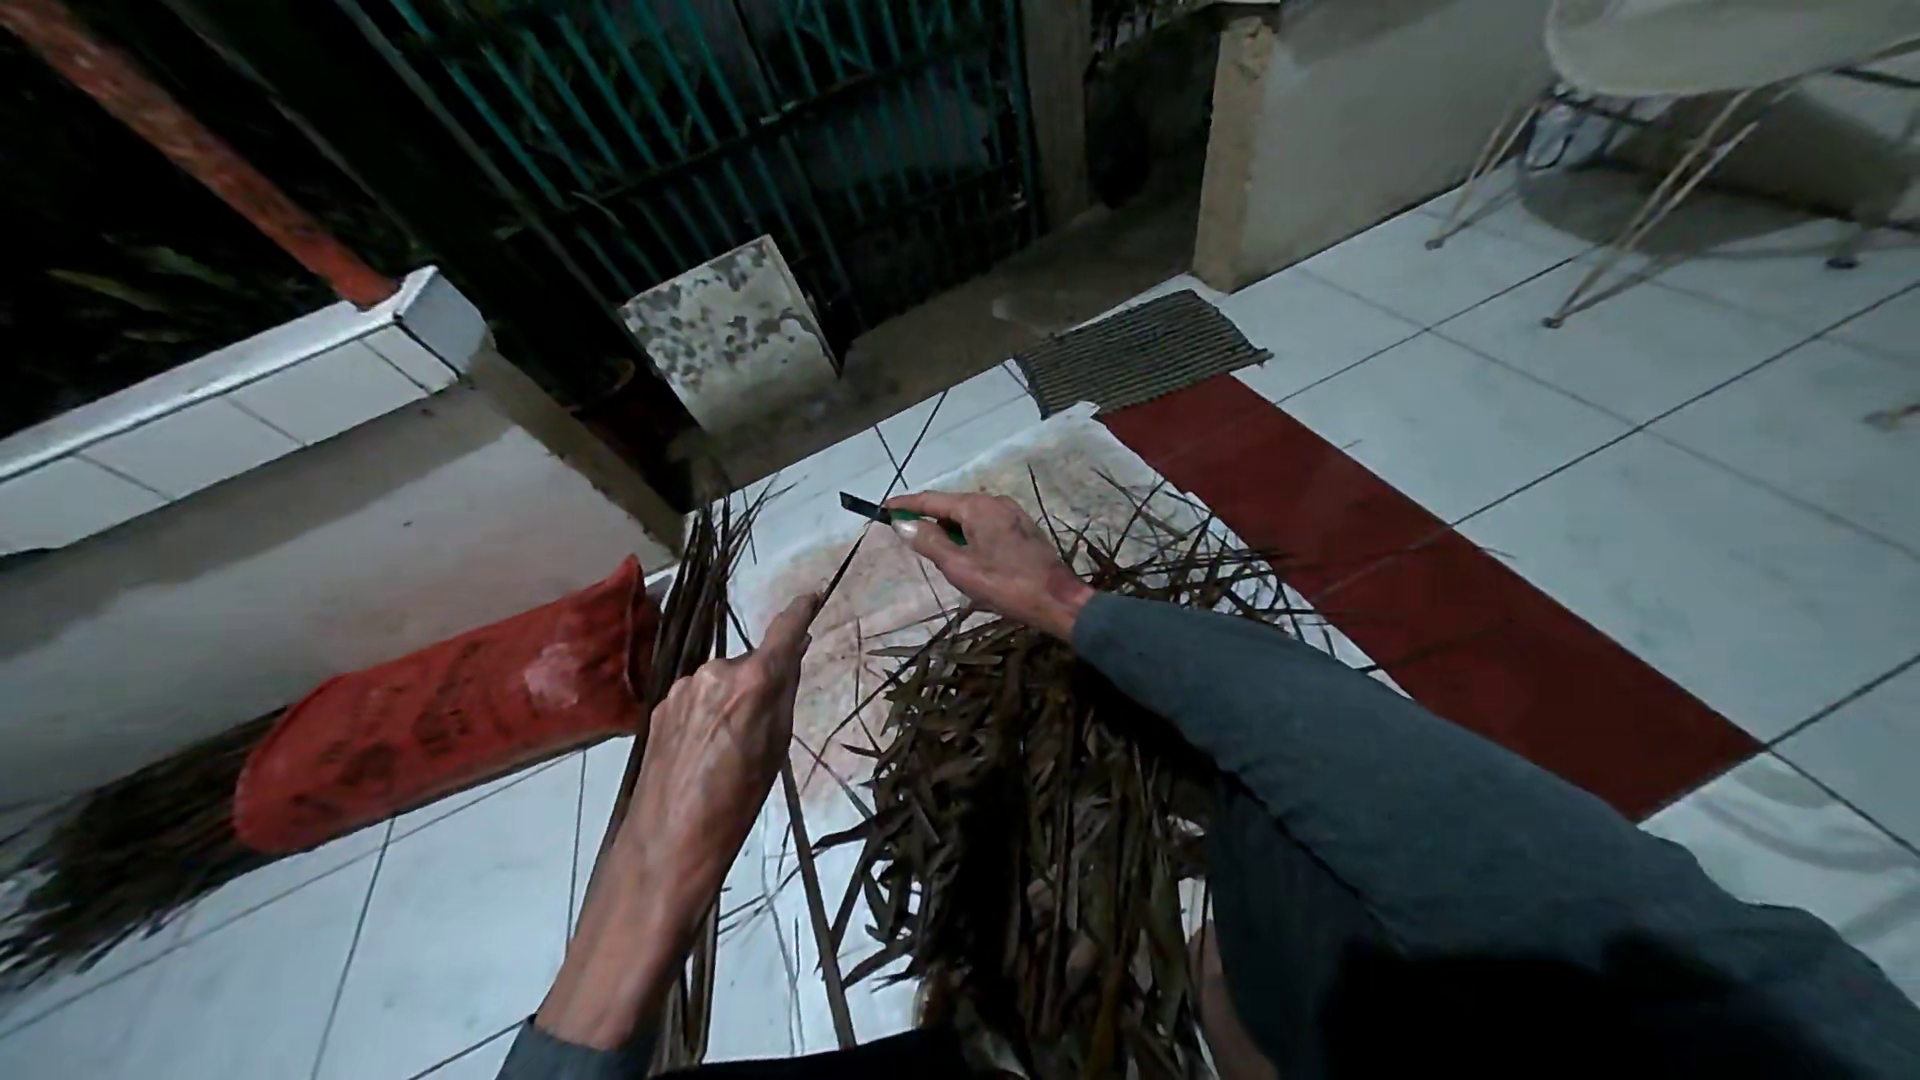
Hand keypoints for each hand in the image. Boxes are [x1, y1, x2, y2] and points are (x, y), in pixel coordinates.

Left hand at [536, 592, 818, 1049]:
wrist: (664, 848)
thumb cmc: (737, 804)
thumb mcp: (776, 749)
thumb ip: (783, 694)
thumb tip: (792, 655)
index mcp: (751, 681)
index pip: (784, 631)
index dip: (802, 610)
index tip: (814, 596)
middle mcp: (714, 672)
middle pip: (752, 663)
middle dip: (764, 680)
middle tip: (765, 726)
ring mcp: (682, 688)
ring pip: (724, 680)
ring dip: (734, 698)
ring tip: (729, 748)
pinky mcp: (661, 706)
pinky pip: (700, 697)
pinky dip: (711, 711)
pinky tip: (703, 750)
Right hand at [885, 491, 1094, 640]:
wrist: (1056, 600)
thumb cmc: (1005, 585)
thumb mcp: (960, 567)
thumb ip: (930, 542)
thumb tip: (903, 525)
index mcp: (978, 507)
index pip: (932, 499)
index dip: (907, 504)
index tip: (884, 507)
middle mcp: (995, 502)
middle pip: (952, 506)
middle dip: (929, 520)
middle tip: (908, 537)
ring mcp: (1012, 513)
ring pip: (969, 516)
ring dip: (950, 531)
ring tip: (937, 554)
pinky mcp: (1021, 528)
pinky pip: (985, 524)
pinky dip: (968, 535)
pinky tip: (965, 555)